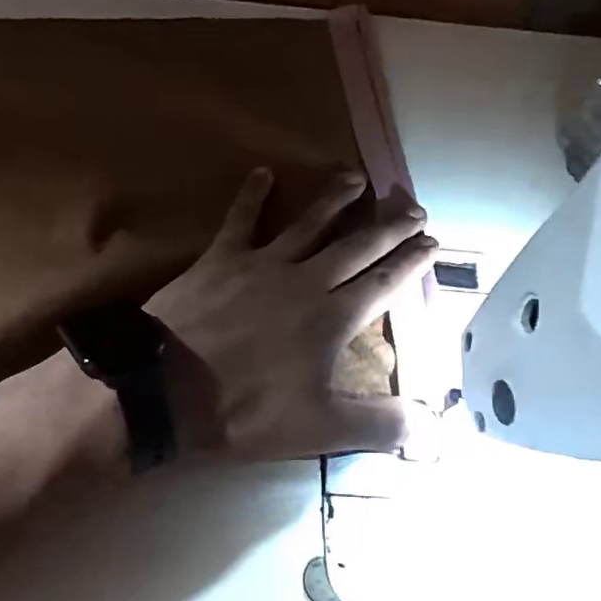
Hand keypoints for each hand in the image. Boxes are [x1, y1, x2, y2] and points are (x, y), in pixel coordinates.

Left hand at [146, 168, 435, 459]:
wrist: (167, 388)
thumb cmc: (246, 410)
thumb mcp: (320, 429)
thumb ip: (379, 425)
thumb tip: (431, 424)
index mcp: (332, 318)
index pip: (384, 284)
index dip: (411, 264)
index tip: (433, 243)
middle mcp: (304, 281)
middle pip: (356, 246)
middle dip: (389, 226)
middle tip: (414, 205)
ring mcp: (261, 264)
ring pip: (308, 224)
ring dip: (335, 200)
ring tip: (358, 178)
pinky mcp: (220, 259)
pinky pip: (241, 220)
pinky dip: (252, 195)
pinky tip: (263, 171)